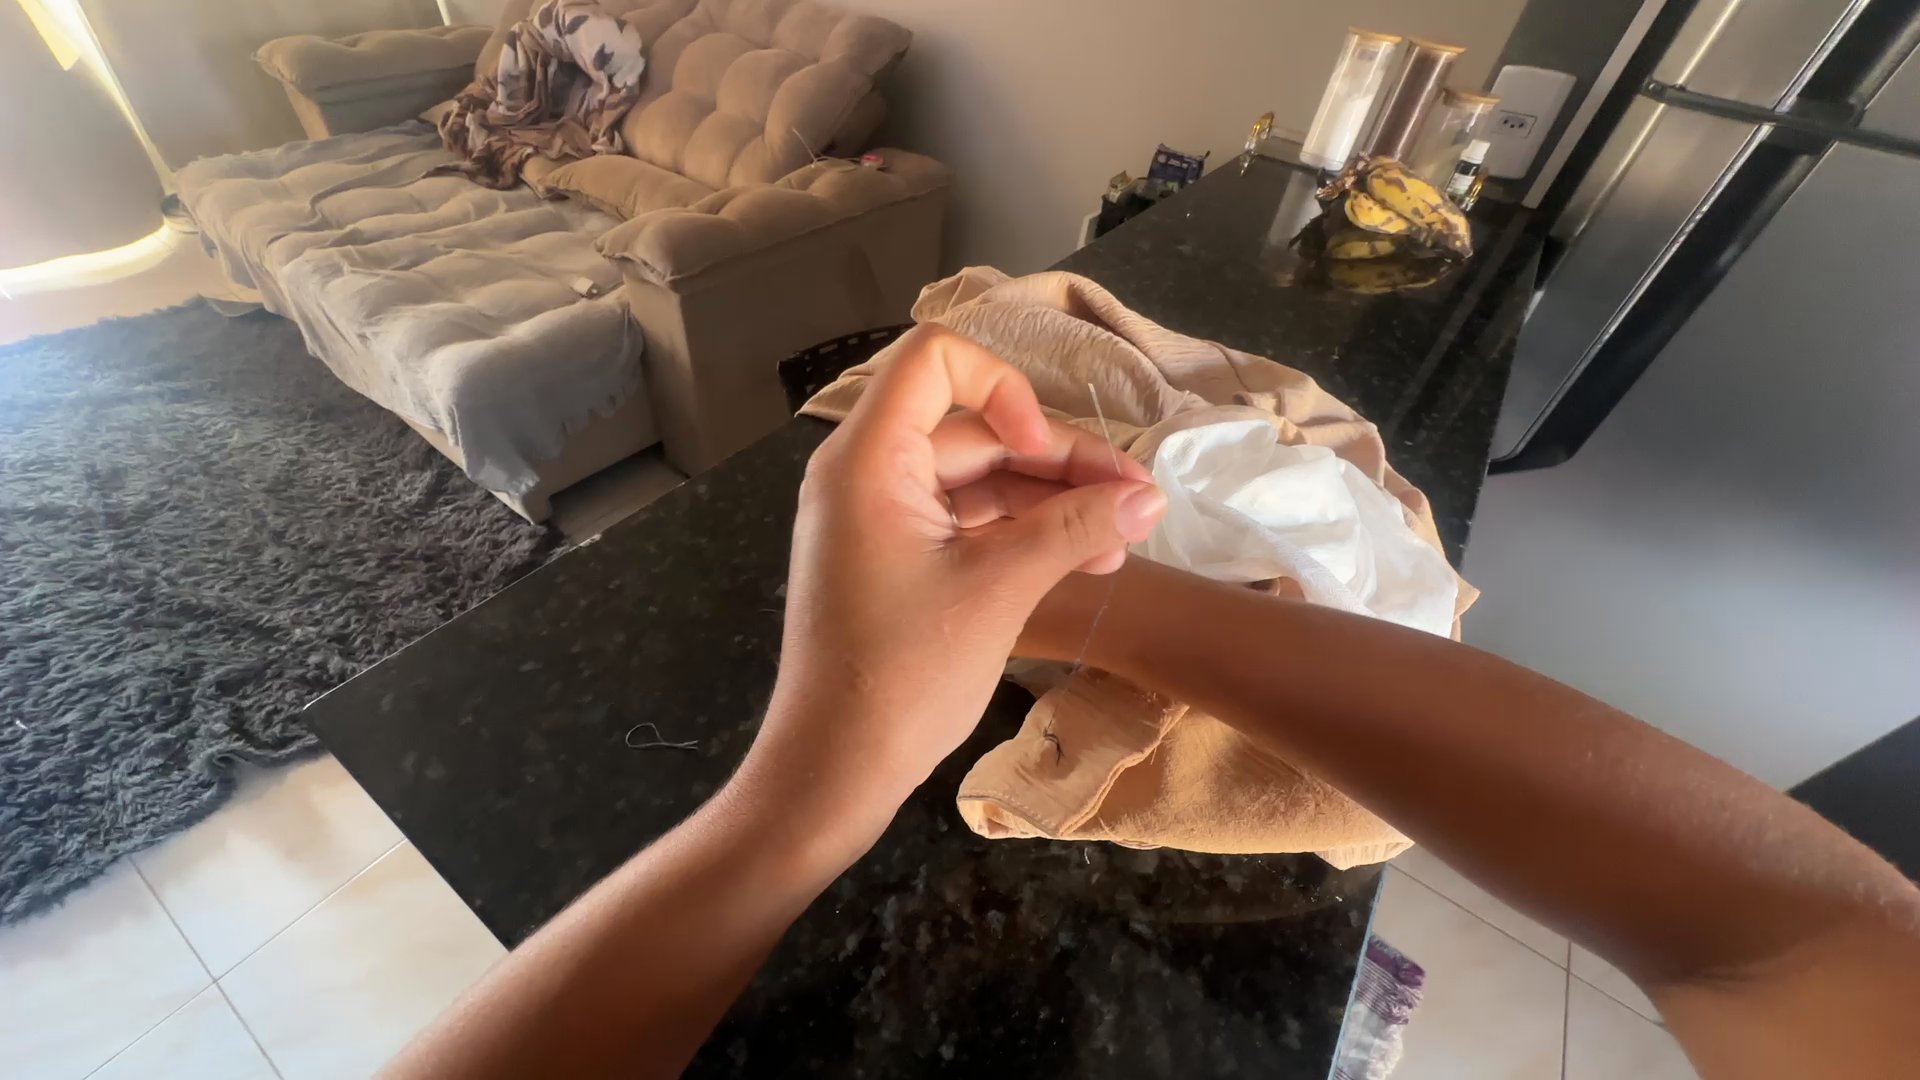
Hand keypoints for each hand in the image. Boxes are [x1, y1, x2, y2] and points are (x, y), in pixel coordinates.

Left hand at [739, 325, 1166, 856]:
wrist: (836, 769)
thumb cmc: (905, 675)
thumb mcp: (999, 589)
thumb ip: (1074, 528)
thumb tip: (1149, 495)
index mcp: (870, 458)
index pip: (935, 360)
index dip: (1004, 386)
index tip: (1043, 448)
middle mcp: (869, 472)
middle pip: (975, 430)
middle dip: (1059, 462)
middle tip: (1136, 500)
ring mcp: (882, 516)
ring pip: (980, 480)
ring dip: (1051, 504)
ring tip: (1123, 538)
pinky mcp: (898, 555)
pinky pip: (967, 522)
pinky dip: (1021, 534)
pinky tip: (1085, 558)